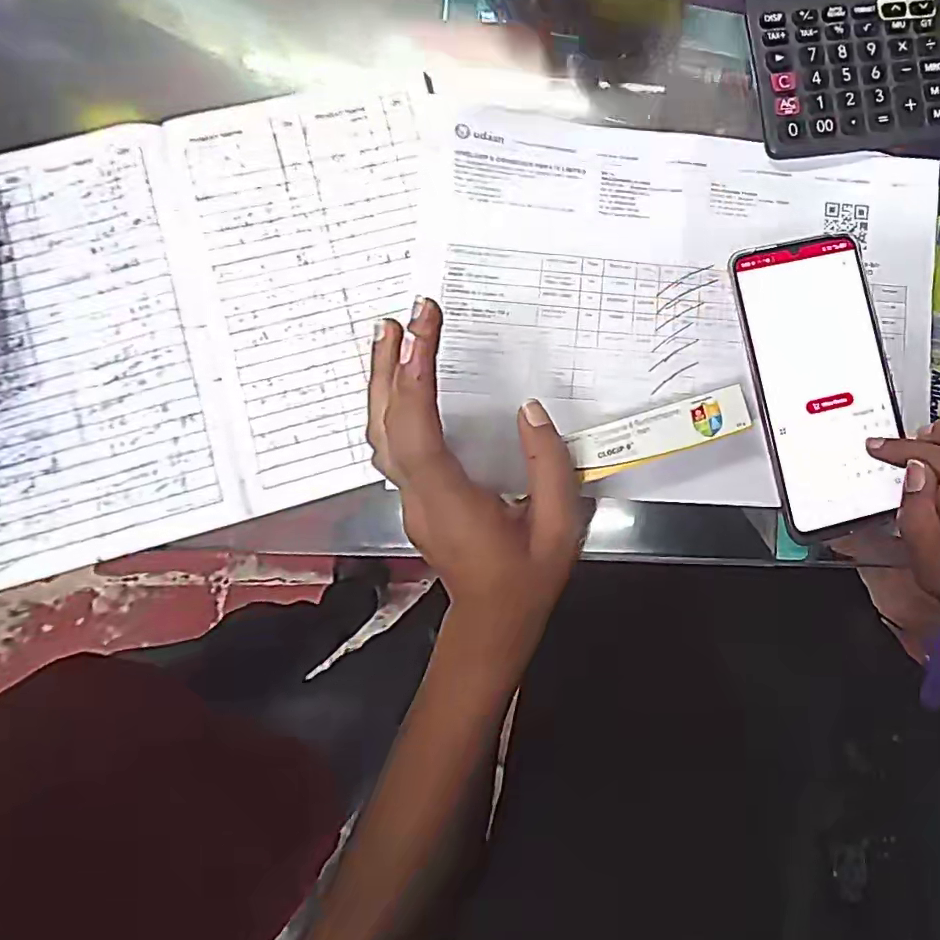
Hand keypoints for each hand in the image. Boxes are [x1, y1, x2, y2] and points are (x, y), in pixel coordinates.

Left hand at [368, 298, 589, 642]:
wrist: (494, 620)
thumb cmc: (526, 578)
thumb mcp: (560, 525)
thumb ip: (548, 466)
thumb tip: (530, 411)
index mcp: (450, 501)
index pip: (419, 430)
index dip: (414, 378)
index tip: (422, 331)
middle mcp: (419, 495)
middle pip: (386, 424)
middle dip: (389, 366)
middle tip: (400, 319)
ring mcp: (411, 497)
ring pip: (380, 433)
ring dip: (382, 382)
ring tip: (392, 338)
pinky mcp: (416, 496)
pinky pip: (391, 443)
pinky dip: (391, 405)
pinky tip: (401, 385)